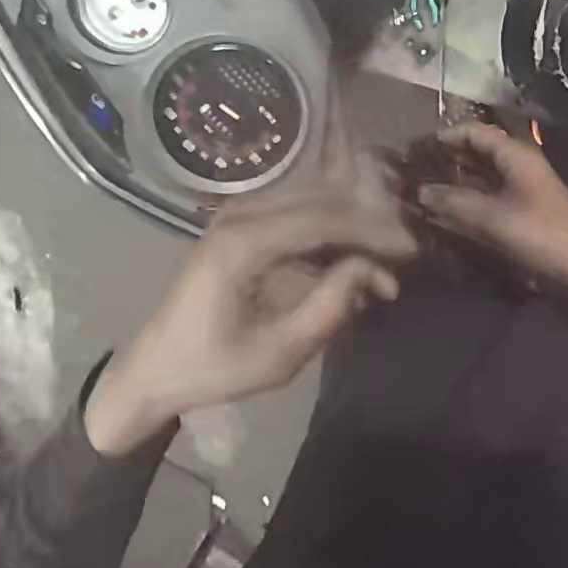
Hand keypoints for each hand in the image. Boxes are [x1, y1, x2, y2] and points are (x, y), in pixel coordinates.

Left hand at [86, 187, 416, 453]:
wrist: (157, 365)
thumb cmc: (213, 366)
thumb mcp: (279, 353)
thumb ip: (330, 308)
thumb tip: (370, 269)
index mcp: (242, 243)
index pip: (322, 219)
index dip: (371, 230)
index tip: (410, 248)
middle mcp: (239, 215)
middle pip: (319, 200)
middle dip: (366, 222)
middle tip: (405, 250)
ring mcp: (237, 214)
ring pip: (310, 201)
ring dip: (349, 223)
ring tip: (384, 256)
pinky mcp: (240, 224)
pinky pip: (295, 213)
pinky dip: (327, 230)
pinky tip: (349, 256)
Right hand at [417, 123, 567, 375]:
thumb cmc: (542, 237)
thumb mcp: (491, 219)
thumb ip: (451, 203)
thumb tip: (418, 191)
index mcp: (516, 156)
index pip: (474, 132)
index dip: (445, 137)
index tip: (416, 150)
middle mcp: (519, 166)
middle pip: (477, 152)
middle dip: (446, 160)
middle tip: (414, 171)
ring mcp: (523, 189)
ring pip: (481, 176)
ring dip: (454, 182)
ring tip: (423, 192)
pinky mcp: (523, 212)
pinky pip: (488, 197)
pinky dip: (467, 200)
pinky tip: (447, 213)